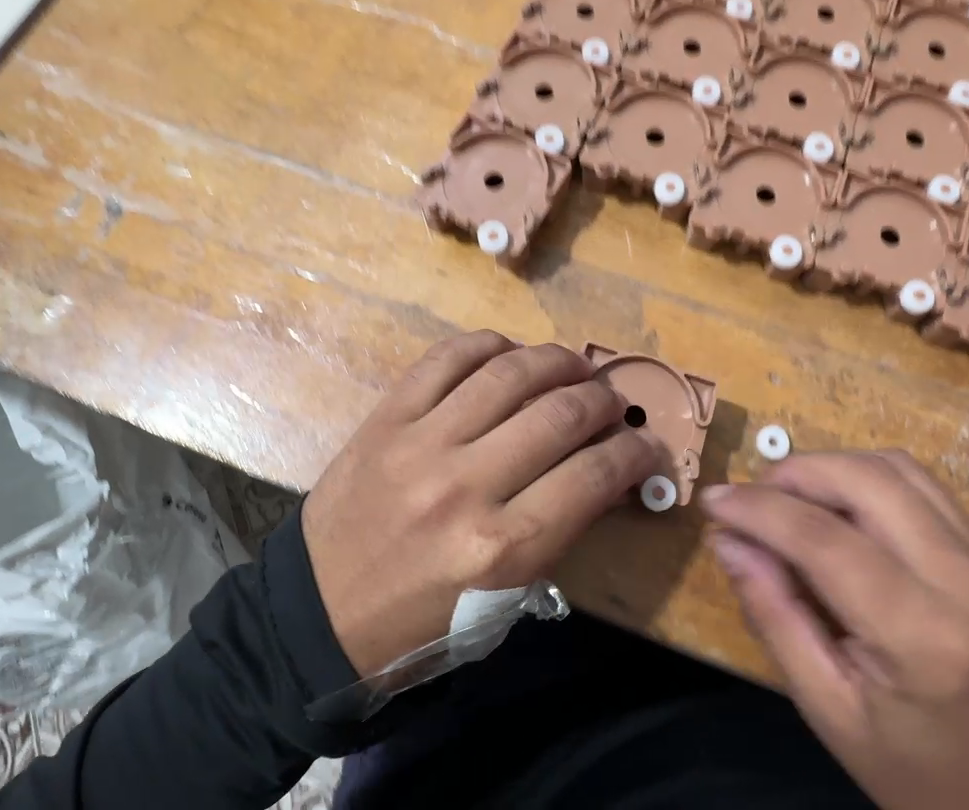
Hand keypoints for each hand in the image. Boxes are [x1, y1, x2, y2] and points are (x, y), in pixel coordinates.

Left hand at [302, 331, 669, 675]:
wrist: (321, 617)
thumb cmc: (424, 622)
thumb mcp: (505, 599)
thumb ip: (558, 531)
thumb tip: (604, 471)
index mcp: (503, 547)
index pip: (596, 474)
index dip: (636, 451)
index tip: (647, 444)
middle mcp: (467, 487)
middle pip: (562, 415)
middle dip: (604, 402)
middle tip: (612, 404)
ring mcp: (421, 444)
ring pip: (509, 374)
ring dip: (558, 361)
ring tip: (574, 369)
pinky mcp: (385, 420)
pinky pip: (446, 359)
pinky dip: (489, 346)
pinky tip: (509, 355)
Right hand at [701, 452, 968, 809]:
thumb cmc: (914, 773)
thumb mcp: (827, 709)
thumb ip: (774, 615)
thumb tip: (728, 541)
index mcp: (925, 639)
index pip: (827, 540)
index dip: (760, 510)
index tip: (712, 500)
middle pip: (870, 481)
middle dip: (797, 473)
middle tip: (752, 499)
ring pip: (901, 470)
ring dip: (835, 470)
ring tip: (792, 502)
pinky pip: (926, 491)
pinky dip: (871, 484)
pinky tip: (842, 514)